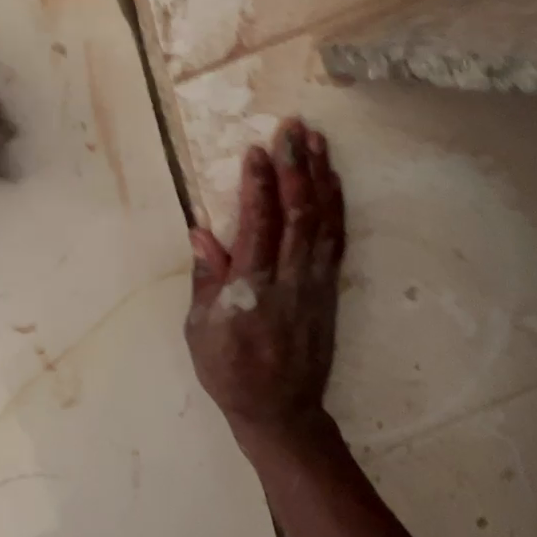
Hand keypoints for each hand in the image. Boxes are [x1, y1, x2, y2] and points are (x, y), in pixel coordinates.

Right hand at [184, 118, 345, 441]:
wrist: (280, 409)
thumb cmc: (228, 369)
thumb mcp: (200, 328)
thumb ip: (206, 279)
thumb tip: (202, 233)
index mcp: (250, 288)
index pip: (258, 224)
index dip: (258, 184)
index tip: (256, 150)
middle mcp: (288, 278)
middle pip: (297, 212)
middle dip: (295, 166)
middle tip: (292, 127)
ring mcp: (315, 282)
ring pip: (323, 219)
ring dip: (320, 176)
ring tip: (317, 139)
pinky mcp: (329, 289)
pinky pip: (336, 239)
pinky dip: (336, 205)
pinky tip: (333, 181)